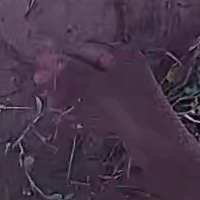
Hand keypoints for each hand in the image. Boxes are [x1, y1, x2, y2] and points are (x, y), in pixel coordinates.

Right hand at [36, 44, 199, 184]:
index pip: (83, 50)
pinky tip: (67, 118)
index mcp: (122, 56)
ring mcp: (123, 91)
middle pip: (84, 68)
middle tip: (41, 89)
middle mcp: (124, 69)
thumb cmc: (134, 112)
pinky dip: (80, 108)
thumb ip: (73, 71)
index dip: (59, 59)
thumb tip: (47, 57)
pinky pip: (95, 104)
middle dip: (62, 78)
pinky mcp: (121, 111)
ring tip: (53, 106)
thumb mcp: (100, 88)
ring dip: (68, 94)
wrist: (161, 149)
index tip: (37, 69)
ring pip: (87, 87)